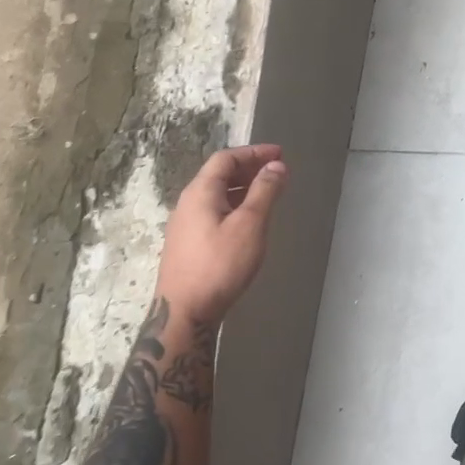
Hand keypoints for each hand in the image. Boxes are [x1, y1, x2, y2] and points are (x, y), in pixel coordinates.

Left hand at [154, 144, 288, 326]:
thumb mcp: (250, 224)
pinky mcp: (188, 244)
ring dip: (244, 187)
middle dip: (250, 167)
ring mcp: (185, 225)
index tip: (280, 154)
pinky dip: (236, 204)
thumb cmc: (220, 264)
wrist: (185, 312)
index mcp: (200, 193)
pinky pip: (214, 211)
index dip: (253, 152)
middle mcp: (188, 204)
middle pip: (218, 175)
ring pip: (217, 194)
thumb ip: (265, 191)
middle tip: (278, 170)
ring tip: (270, 192)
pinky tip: (250, 219)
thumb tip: (276, 166)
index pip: (225, 159)